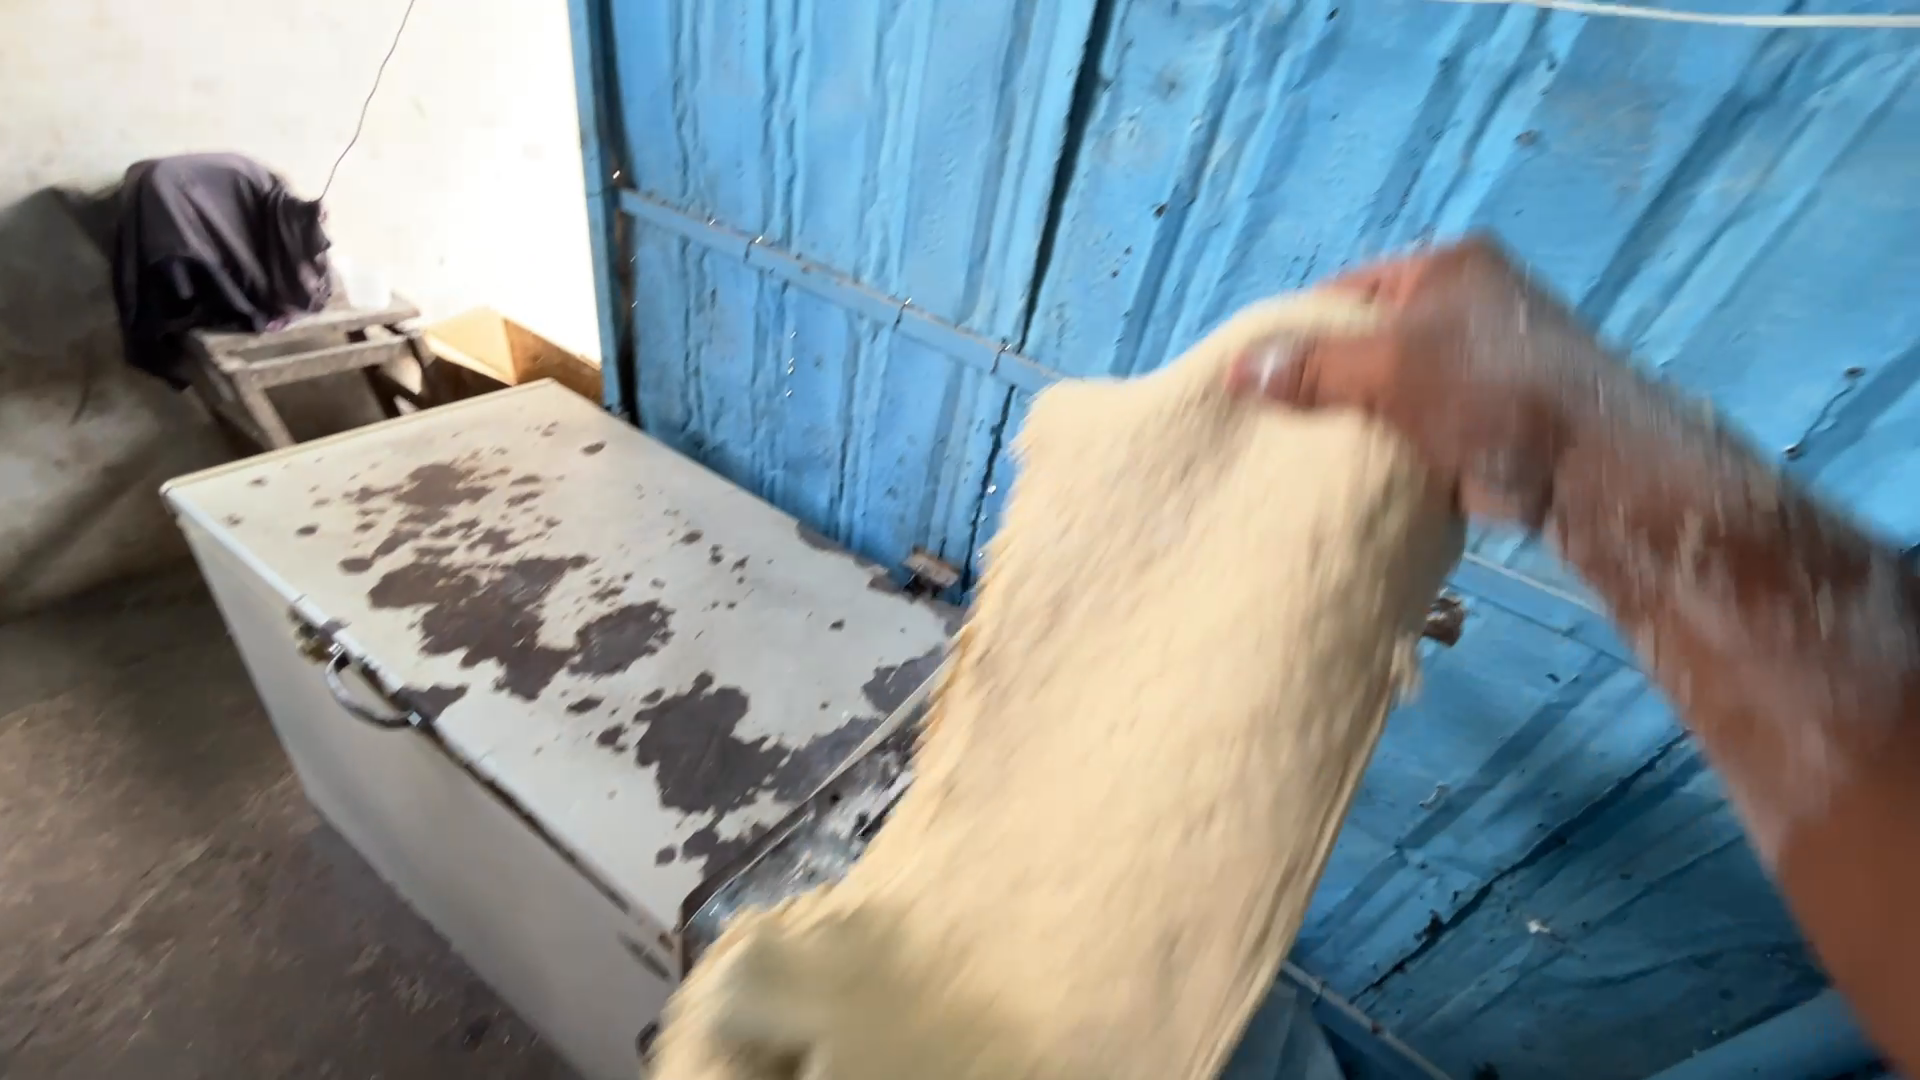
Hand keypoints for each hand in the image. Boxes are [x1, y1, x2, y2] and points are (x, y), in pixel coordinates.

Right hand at [1227, 236, 1615, 528]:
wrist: (1586, 466)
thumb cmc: (1489, 390)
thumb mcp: (1389, 366)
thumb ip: (1313, 366)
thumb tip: (1237, 370)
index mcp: (1444, 271)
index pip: (1344, 292)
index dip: (1295, 329)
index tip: (1253, 371)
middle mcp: (1455, 309)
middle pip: (1357, 340)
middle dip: (1313, 377)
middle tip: (1262, 412)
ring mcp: (1462, 364)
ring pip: (1375, 386)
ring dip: (1339, 414)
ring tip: (1284, 441)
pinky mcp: (1465, 414)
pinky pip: (1396, 420)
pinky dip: (1368, 439)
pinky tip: (1327, 461)